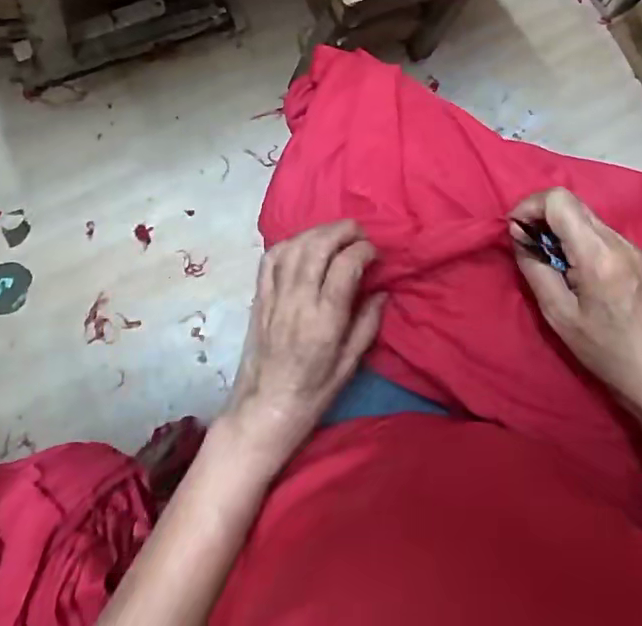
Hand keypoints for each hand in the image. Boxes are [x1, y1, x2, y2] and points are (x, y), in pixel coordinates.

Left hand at [220, 220, 385, 471]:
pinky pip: (271, 258)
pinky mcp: (259, 298)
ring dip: (319, 231)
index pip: (345, 266)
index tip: (375, 254)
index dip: (364, 250)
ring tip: (336, 234)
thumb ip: (367, 324)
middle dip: (343, 231)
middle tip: (359, 234)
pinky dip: (291, 243)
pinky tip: (305, 245)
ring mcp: (274, 297)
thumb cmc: (312, 394)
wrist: (263, 411)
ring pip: (295, 246)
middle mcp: (297, 302)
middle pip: (318, 246)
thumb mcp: (349, 365)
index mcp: (324, 321)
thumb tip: (382, 292)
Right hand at [509, 188, 641, 422]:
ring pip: (583, 214)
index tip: (515, 230)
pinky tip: (572, 267)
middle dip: (541, 215)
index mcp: (597, 255)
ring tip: (548, 258)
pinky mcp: (635, 253)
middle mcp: (617, 240)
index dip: (530, 206)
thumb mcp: (557, 314)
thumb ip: (534, 268)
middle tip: (526, 244)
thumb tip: (518, 235)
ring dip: (558, 226)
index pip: (559, 201)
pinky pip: (597, 230)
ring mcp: (630, 245)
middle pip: (571, 202)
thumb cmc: (603, 349)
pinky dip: (576, 237)